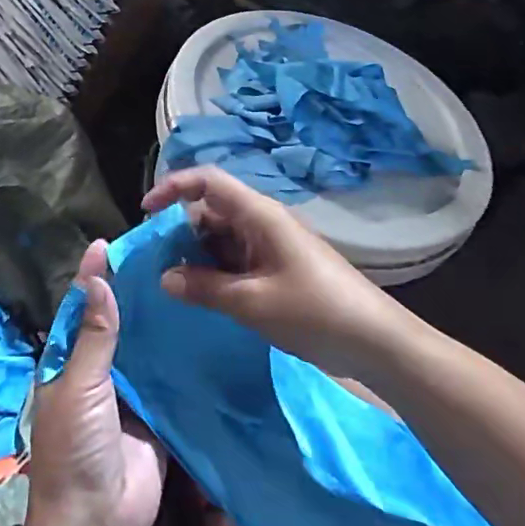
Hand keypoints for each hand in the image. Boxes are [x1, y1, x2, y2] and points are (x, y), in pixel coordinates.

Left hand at [27, 241, 165, 525]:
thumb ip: (95, 336)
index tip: (108, 244)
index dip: (92, 279)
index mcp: (66, 361)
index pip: (80, 309)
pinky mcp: (157, 412)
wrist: (100, 519)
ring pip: (141, 346)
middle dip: (129, 294)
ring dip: (155, 319)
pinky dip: (177, 354)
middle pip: (113, 324)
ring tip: (181, 277)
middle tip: (158, 254)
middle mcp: (95, 370)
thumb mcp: (79, 385)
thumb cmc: (74, 446)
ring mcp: (128, 392)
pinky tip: (196, 323)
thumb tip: (99, 280)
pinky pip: (166, 377)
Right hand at [141, 166, 421, 376]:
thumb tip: (164, 278)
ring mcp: (271, 245)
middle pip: (209, 210)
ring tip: (174, 283)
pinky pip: (234, 258)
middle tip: (156, 261)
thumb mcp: (252, 302)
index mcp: (259, 215)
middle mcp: (262, 222)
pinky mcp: (277, 268)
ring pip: (220, 237)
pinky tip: (201, 295)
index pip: (207, 182)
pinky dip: (214, 271)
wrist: (378, 344)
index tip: (146, 212)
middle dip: (179, 230)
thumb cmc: (316, 312)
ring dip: (196, 255)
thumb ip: (203, 287)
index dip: (173, 187)